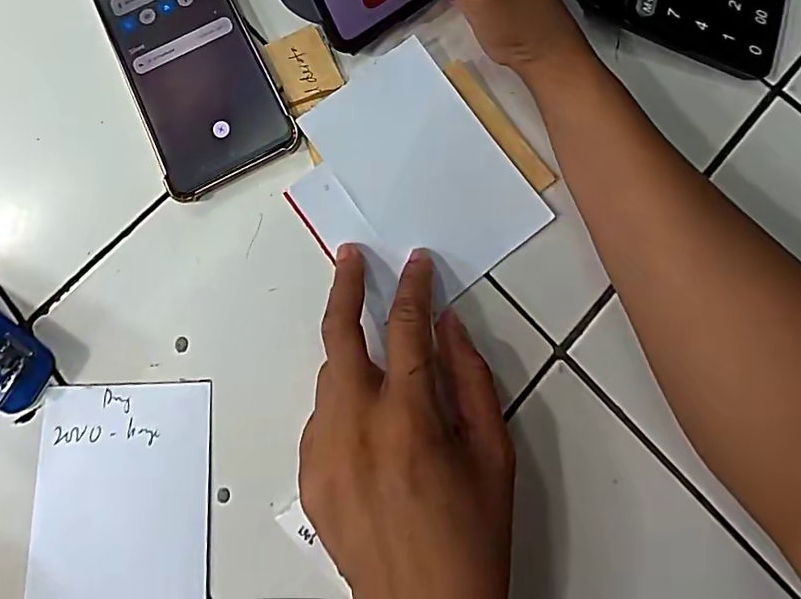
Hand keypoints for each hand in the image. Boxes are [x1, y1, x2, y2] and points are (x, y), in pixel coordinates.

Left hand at [299, 246, 514, 598]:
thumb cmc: (471, 541)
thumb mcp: (493, 459)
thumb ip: (471, 381)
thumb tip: (449, 327)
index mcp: (407, 420)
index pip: (406, 328)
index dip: (413, 288)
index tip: (416, 266)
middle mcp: (355, 425)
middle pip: (338, 331)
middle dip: (344, 285)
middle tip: (349, 258)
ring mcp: (323, 446)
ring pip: (329, 375)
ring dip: (352, 361)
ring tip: (385, 386)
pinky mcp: (307, 469)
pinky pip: (322, 416)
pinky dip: (344, 408)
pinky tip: (370, 436)